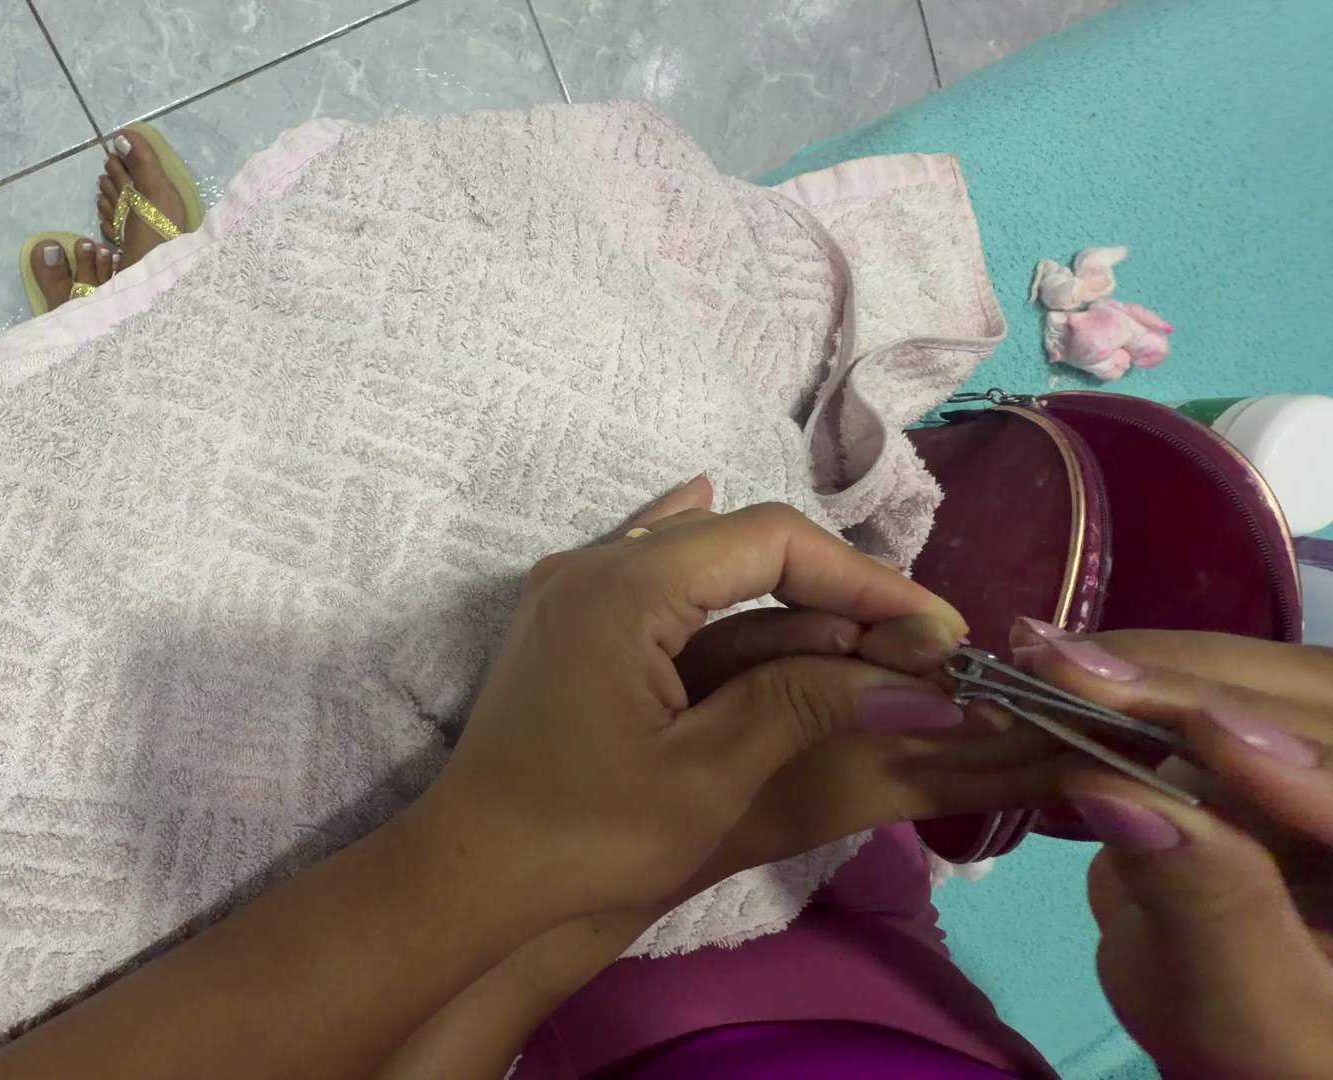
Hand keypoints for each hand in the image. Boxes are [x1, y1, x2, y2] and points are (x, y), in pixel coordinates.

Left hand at [421, 484, 971, 925]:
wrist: (475, 859)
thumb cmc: (584, 832)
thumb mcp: (706, 774)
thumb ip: (804, 703)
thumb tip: (917, 674)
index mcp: (621, 587)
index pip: (767, 538)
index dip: (862, 578)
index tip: (936, 634)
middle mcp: (587, 564)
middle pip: (731, 539)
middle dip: (825, 587)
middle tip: (905, 646)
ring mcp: (566, 585)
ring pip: (692, 553)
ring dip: (773, 590)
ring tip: (853, 637)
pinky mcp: (562, 614)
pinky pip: (646, 570)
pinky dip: (705, 572)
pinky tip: (739, 563)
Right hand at [1008, 623, 1332, 1079]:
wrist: (1267, 1050)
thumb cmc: (1267, 1056)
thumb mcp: (1244, 1013)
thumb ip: (1204, 905)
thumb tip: (1110, 790)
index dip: (1311, 767)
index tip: (1199, 735)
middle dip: (1201, 687)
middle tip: (1067, 663)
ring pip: (1287, 683)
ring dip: (1161, 666)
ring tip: (1050, 652)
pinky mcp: (1291, 757)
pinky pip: (1228, 693)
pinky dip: (1143, 676)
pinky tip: (1071, 664)